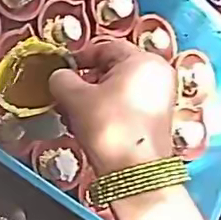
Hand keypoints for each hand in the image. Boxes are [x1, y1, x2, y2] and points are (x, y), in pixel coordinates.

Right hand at [46, 39, 178, 172]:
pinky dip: (109, 108)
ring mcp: (161, 96)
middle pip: (114, 67)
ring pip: (120, 87)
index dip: (80, 58)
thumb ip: (62, 79)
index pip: (105, 47)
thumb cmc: (109, 128)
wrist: (133, 171)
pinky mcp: (157, 117)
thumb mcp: (76, 98)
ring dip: (95, 96)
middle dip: (87, 80)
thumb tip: (59, 76)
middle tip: (67, 94)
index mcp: (142, 61)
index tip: (63, 70)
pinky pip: (128, 103)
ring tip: (75, 112)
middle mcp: (158, 73)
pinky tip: (92, 123)